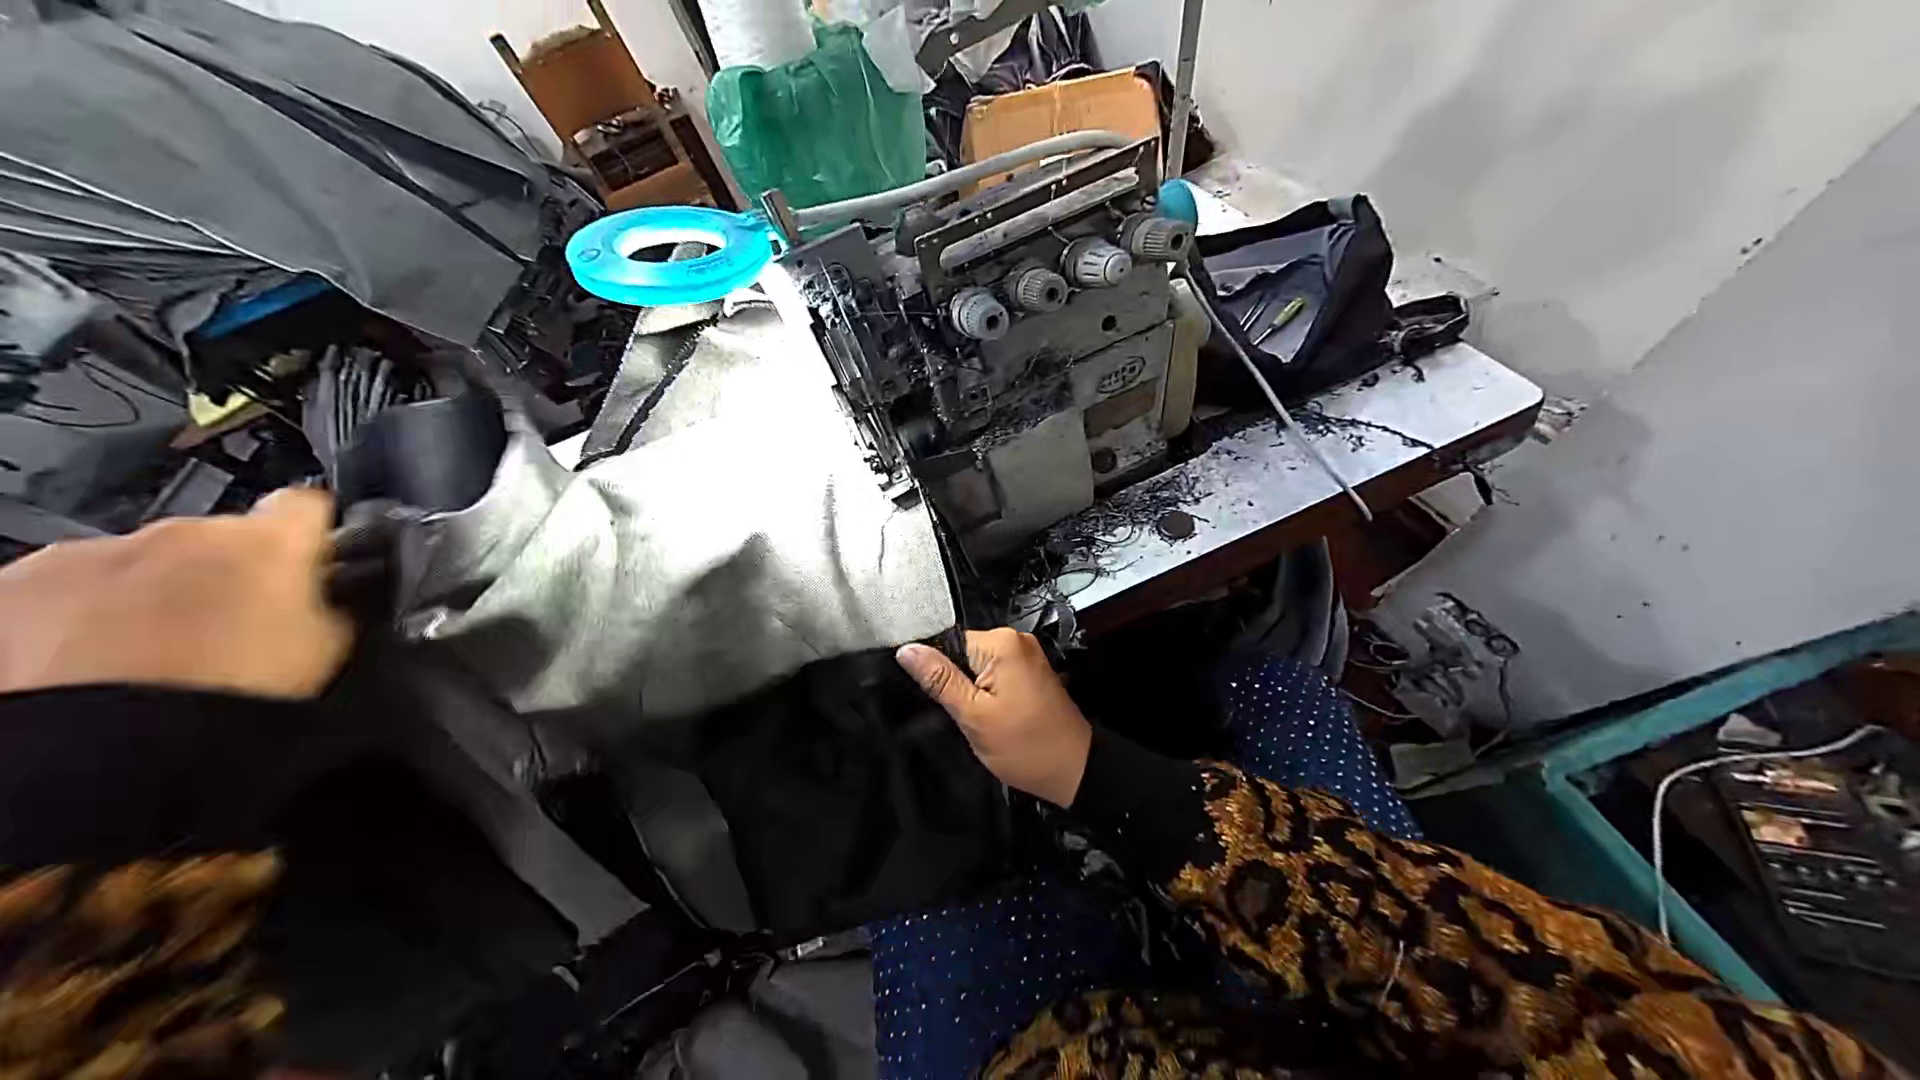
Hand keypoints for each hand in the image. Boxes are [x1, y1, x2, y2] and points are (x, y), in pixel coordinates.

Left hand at [0, 488, 353, 699]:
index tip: (313, 558)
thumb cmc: (233, 690)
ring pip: (144, 560)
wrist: (120, 739)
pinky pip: (65, 585)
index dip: (313, 532)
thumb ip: (330, 603)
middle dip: (229, 570)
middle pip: (221, 536)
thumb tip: (327, 596)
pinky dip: (82, 612)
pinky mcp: (19, 583)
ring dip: (157, 590)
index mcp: (267, 540)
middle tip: (235, 625)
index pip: (306, 506)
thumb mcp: (328, 644)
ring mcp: (95, 553)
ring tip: (160, 649)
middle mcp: (183, 532)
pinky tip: (99, 656)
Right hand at [896, 628, 1091, 806]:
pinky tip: (992, 715)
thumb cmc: (1027, 747)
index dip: (936, 671)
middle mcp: (1016, 640)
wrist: (1074, 770)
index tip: (938, 698)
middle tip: (964, 714)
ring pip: (975, 665)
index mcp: (1001, 643)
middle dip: (954, 682)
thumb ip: (938, 679)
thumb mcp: (973, 716)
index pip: (947, 641)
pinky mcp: (1029, 671)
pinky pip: (993, 673)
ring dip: (970, 690)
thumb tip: (907, 650)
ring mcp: (1025, 655)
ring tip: (980, 717)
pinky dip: (986, 693)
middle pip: (961, 651)